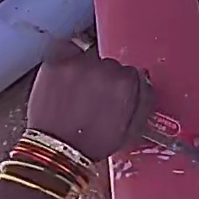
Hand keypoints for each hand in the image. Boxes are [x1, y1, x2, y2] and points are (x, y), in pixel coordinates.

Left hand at [25, 48, 151, 161]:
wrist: (56, 150)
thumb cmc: (90, 144)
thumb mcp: (130, 128)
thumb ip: (142, 101)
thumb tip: (143, 83)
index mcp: (127, 83)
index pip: (131, 73)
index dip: (122, 86)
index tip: (114, 94)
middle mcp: (105, 69)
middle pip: (110, 65)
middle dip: (104, 79)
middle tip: (94, 96)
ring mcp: (79, 64)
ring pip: (90, 56)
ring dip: (86, 70)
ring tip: (78, 89)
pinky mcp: (56, 63)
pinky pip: (66, 48)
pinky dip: (67, 56)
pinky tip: (67, 72)